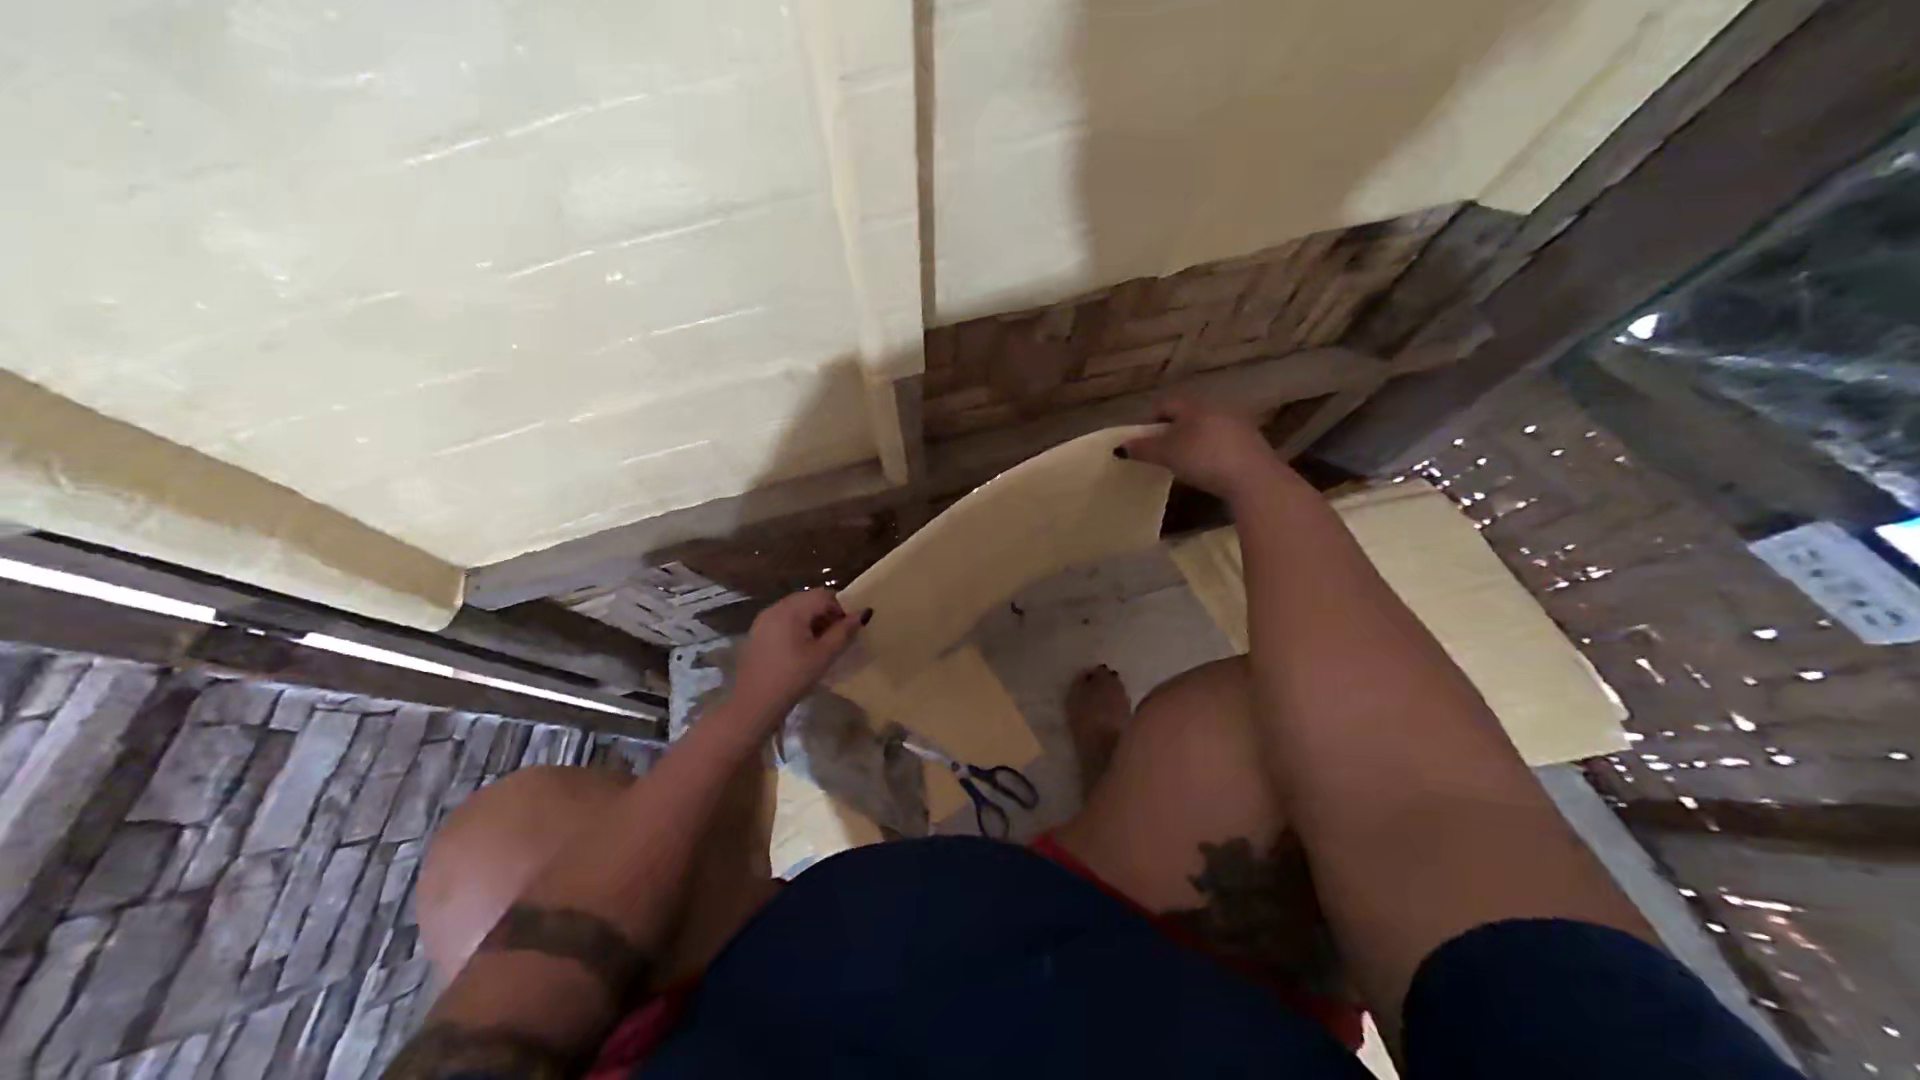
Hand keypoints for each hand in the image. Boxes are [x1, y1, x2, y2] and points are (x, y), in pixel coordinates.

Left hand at [730, 590, 868, 719]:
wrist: (754, 704)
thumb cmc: (793, 678)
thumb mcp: (824, 655)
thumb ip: (844, 632)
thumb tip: (863, 613)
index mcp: (791, 609)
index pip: (824, 595)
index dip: (841, 607)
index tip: (849, 629)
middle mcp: (775, 608)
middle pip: (808, 599)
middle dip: (827, 613)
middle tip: (838, 637)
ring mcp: (763, 620)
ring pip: (795, 609)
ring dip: (812, 620)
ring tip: (821, 645)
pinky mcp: (757, 633)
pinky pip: (783, 620)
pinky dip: (797, 627)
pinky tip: (801, 649)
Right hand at [1120, 397, 1293, 501]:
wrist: (1253, 478)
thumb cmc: (1204, 459)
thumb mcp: (1167, 455)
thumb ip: (1143, 448)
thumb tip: (1120, 446)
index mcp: (1194, 404)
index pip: (1166, 404)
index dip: (1151, 421)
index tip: (1144, 441)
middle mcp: (1217, 406)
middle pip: (1187, 415)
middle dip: (1173, 431)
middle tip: (1162, 452)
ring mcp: (1238, 423)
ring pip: (1207, 427)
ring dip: (1193, 440)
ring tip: (1185, 462)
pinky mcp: (1252, 442)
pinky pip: (1223, 440)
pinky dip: (1211, 450)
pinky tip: (1209, 468)